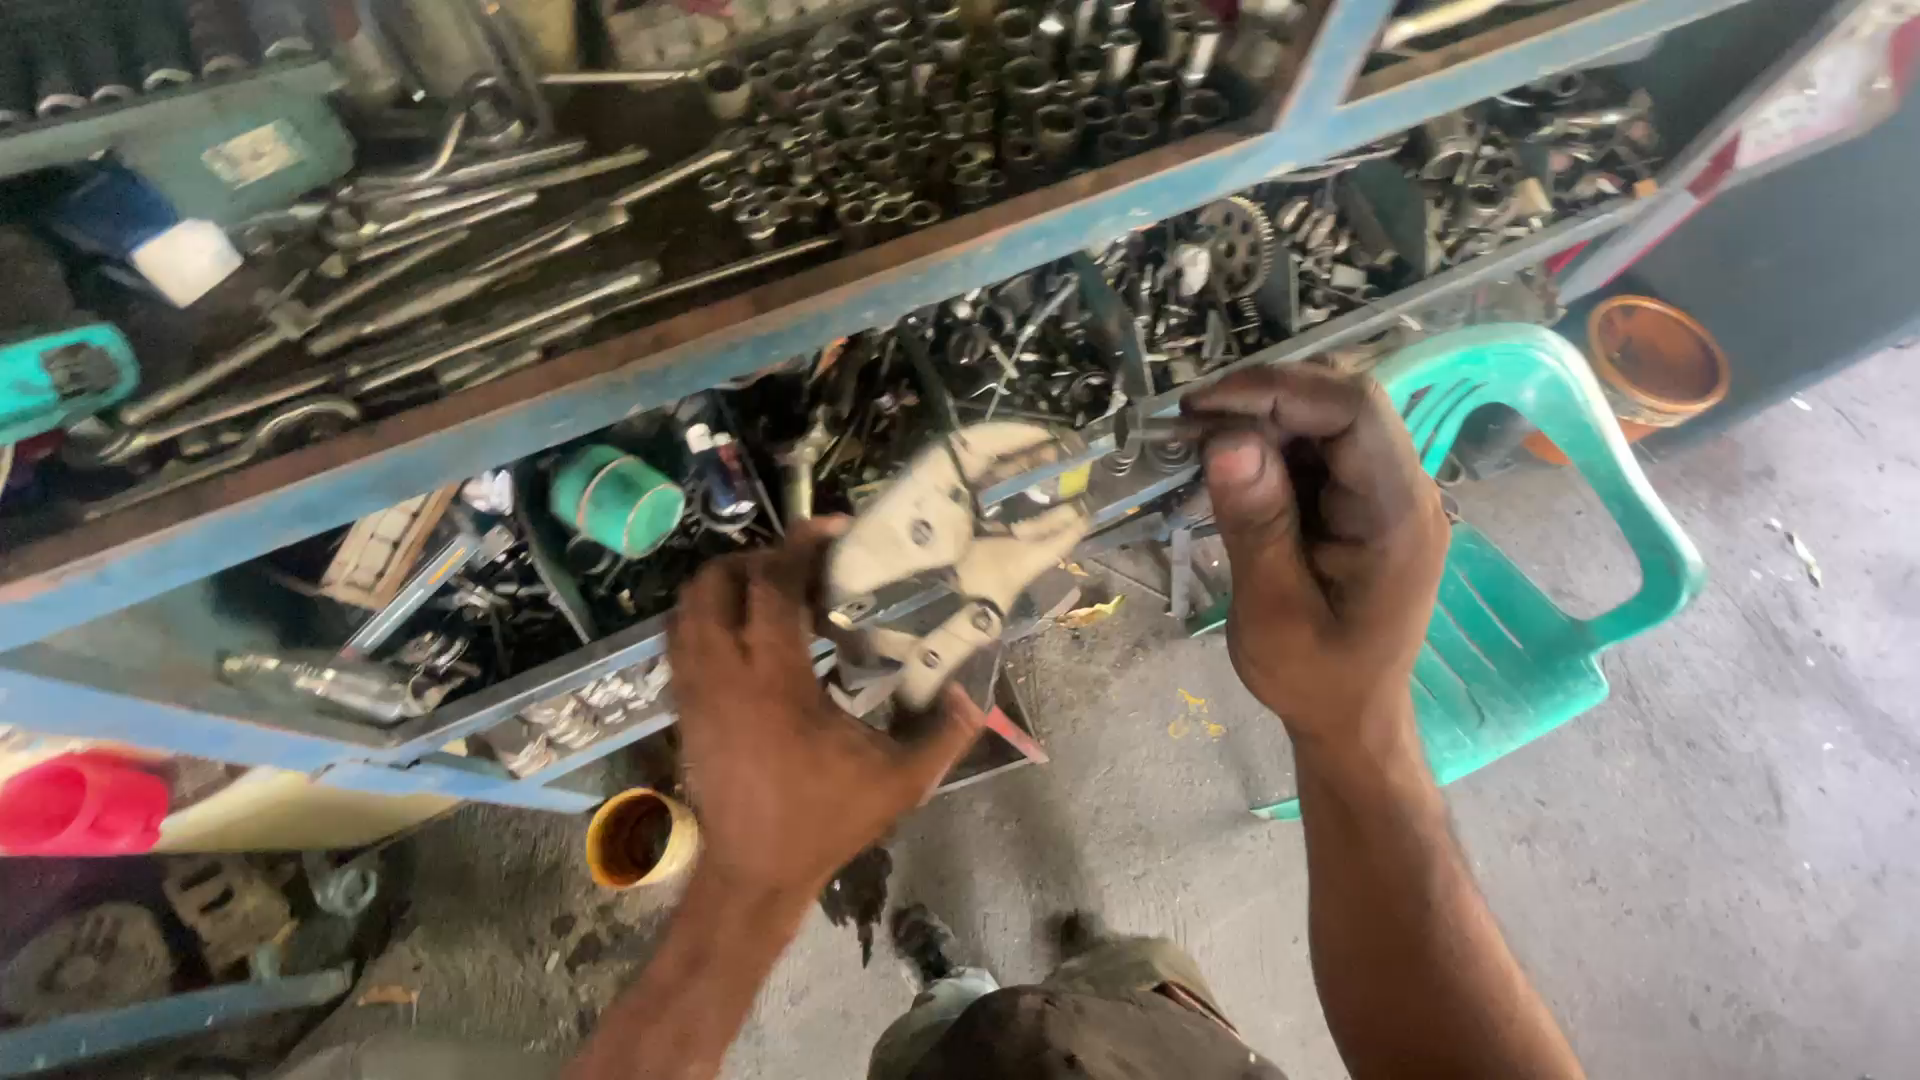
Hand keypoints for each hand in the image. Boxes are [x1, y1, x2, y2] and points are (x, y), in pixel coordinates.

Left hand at [666, 519, 986, 898]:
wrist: (751, 873)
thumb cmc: (823, 821)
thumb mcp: (898, 781)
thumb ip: (943, 734)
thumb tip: (974, 698)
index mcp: (775, 681)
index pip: (773, 586)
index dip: (800, 544)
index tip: (832, 528)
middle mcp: (723, 674)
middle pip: (716, 582)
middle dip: (758, 558)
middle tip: (801, 567)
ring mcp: (694, 690)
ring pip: (688, 607)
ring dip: (728, 585)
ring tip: (774, 593)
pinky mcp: (682, 708)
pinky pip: (680, 639)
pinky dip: (708, 617)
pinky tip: (748, 634)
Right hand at [1183, 364, 1448, 744]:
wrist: (1349, 717)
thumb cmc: (1314, 677)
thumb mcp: (1273, 611)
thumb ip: (1256, 525)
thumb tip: (1225, 441)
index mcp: (1397, 513)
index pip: (1353, 410)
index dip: (1278, 391)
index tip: (1202, 408)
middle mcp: (1401, 489)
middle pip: (1339, 404)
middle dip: (1260, 402)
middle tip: (1187, 427)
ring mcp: (1381, 492)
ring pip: (1321, 421)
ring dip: (1256, 423)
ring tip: (1195, 447)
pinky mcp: (1357, 502)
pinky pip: (1312, 451)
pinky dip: (1263, 449)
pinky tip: (1224, 470)